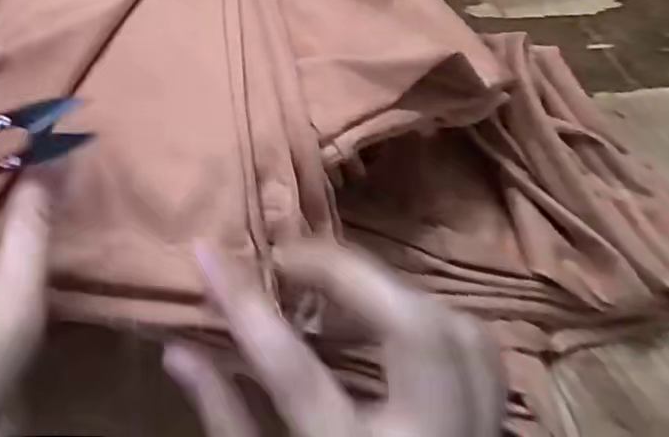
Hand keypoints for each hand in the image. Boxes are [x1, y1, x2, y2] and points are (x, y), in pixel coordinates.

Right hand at [164, 242, 504, 436]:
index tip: (205, 250)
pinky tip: (371, 321)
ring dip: (389, 291)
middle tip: (286, 262)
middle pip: (415, 329)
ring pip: (459, 332)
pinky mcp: (492, 436)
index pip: (293, 369)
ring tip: (327, 287)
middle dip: (345, 273)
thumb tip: (176, 348)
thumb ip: (226, 419)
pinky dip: (422, 318)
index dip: (243, 300)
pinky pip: (477, 357)